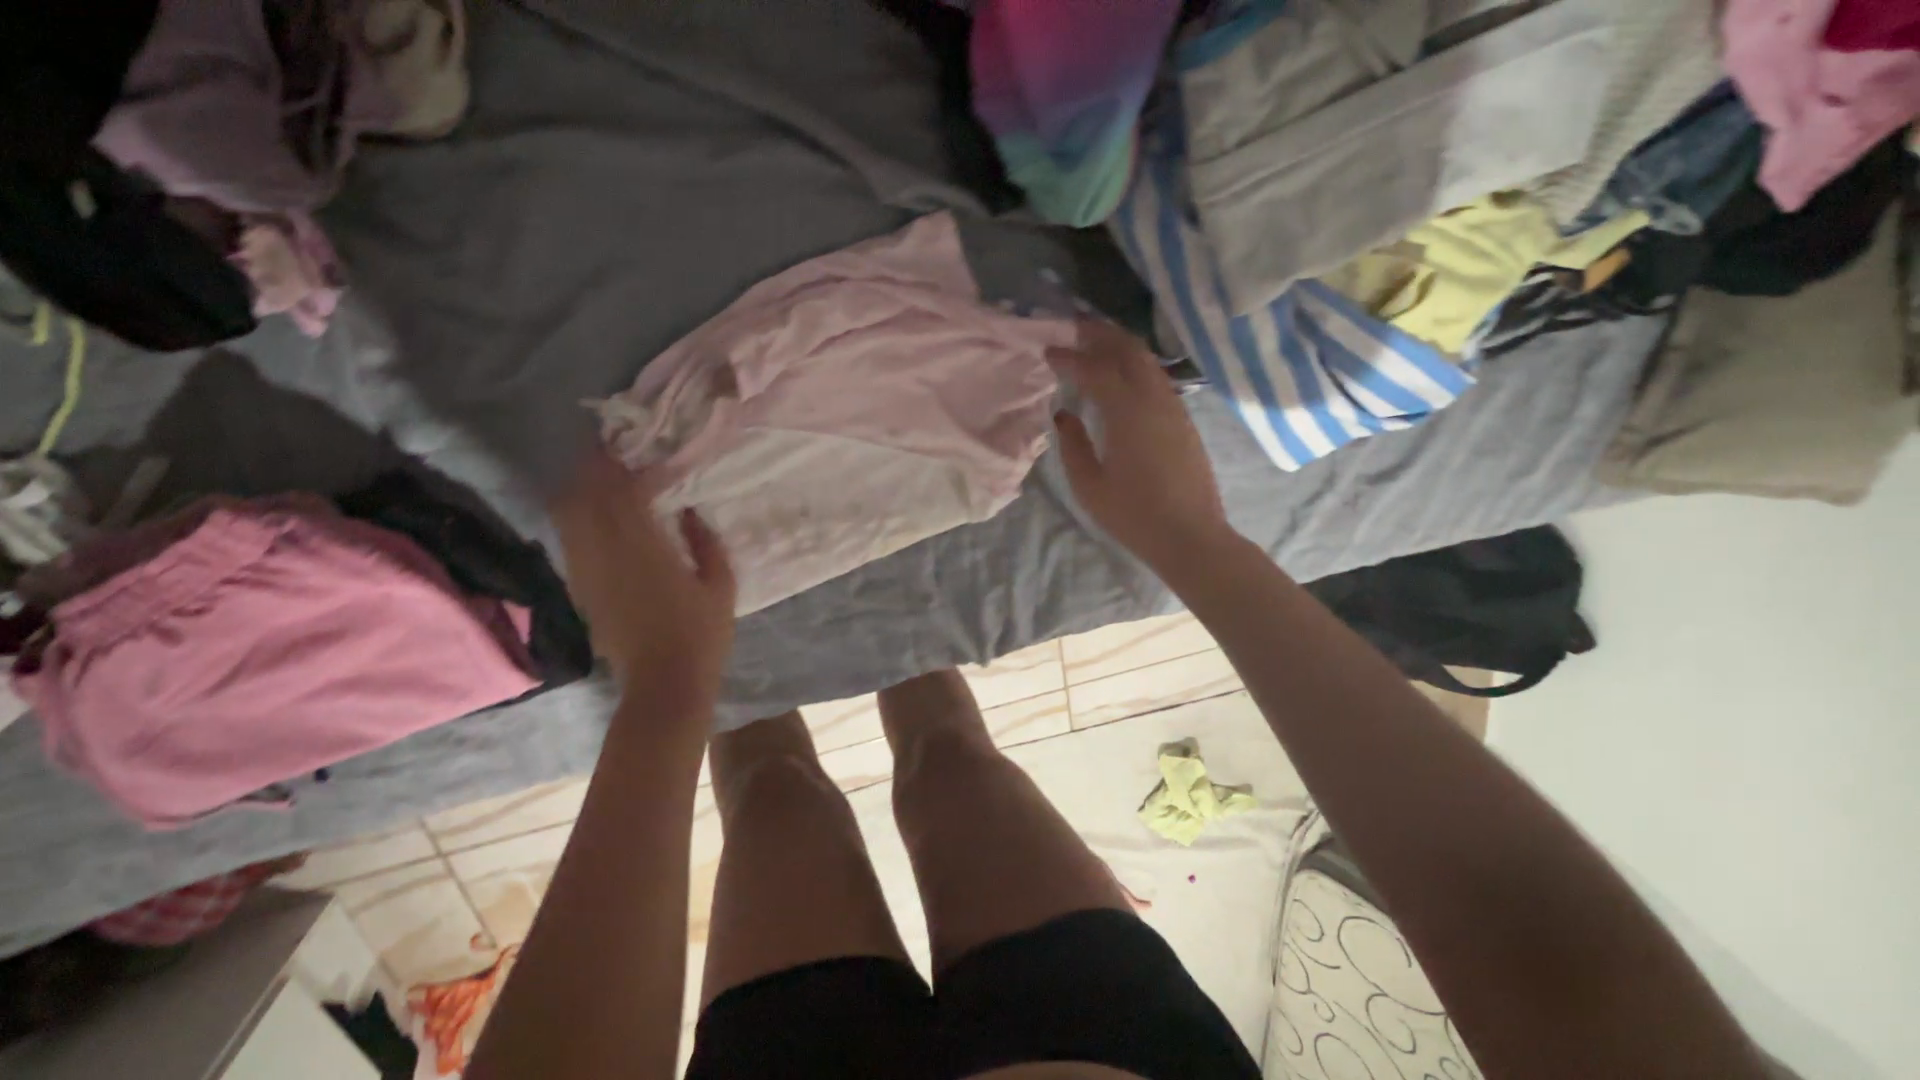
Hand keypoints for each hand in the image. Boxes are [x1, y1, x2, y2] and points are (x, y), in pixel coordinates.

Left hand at [550, 453, 735, 701]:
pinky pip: (570, 540)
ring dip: (580, 489)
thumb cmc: (701, 634)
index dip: (628, 466)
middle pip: (587, 494)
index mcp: (646, 547)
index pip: (624, 491)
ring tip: (597, 475)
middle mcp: (608, 552)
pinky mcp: (581, 588)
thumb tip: (688, 511)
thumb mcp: (721, 584)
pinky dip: (577, 518)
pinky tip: (593, 514)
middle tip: (610, 450)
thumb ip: (706, 542)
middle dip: (595, 467)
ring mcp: (588, 571)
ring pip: (569, 514)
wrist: (664, 684)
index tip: (643, 453)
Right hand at [1051, 320, 1234, 571]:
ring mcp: (1173, 407)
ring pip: (1146, 360)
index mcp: (1126, 411)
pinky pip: (1156, 378)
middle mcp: (1153, 399)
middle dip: (1099, 334)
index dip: (1069, 356)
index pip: (1094, 368)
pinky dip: (1135, 366)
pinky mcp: (1183, 421)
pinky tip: (1121, 378)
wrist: (1191, 537)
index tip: (1047, 351)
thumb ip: (1072, 445)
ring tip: (1095, 345)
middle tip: (1073, 328)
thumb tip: (1064, 415)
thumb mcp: (1089, 485)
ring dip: (1120, 346)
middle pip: (1127, 349)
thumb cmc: (1134, 515)